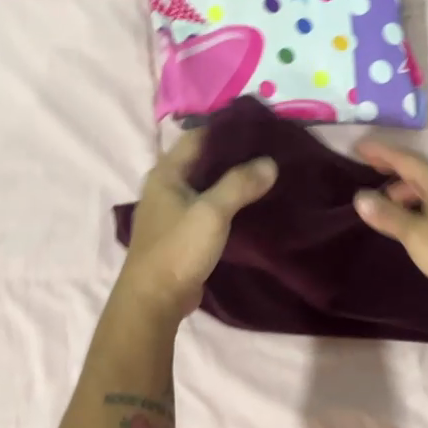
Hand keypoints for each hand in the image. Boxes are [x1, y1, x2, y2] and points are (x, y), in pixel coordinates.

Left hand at [120, 131, 277, 324]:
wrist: (156, 298)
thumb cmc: (178, 249)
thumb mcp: (212, 212)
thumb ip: (240, 184)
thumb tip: (270, 163)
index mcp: (166, 173)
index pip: (198, 137)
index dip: (227, 130)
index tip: (260, 128)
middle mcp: (166, 186)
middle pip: (203, 160)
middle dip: (234, 155)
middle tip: (271, 151)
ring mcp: (174, 210)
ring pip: (207, 185)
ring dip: (233, 180)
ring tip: (268, 174)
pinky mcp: (184, 232)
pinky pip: (210, 207)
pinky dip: (229, 202)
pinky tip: (252, 205)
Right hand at [352, 141, 427, 306]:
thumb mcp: (415, 235)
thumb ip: (387, 215)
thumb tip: (361, 197)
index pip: (404, 159)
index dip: (380, 152)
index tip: (359, 147)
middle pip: (419, 173)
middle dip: (394, 176)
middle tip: (372, 182)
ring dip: (409, 195)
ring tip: (391, 210)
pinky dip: (423, 206)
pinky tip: (418, 223)